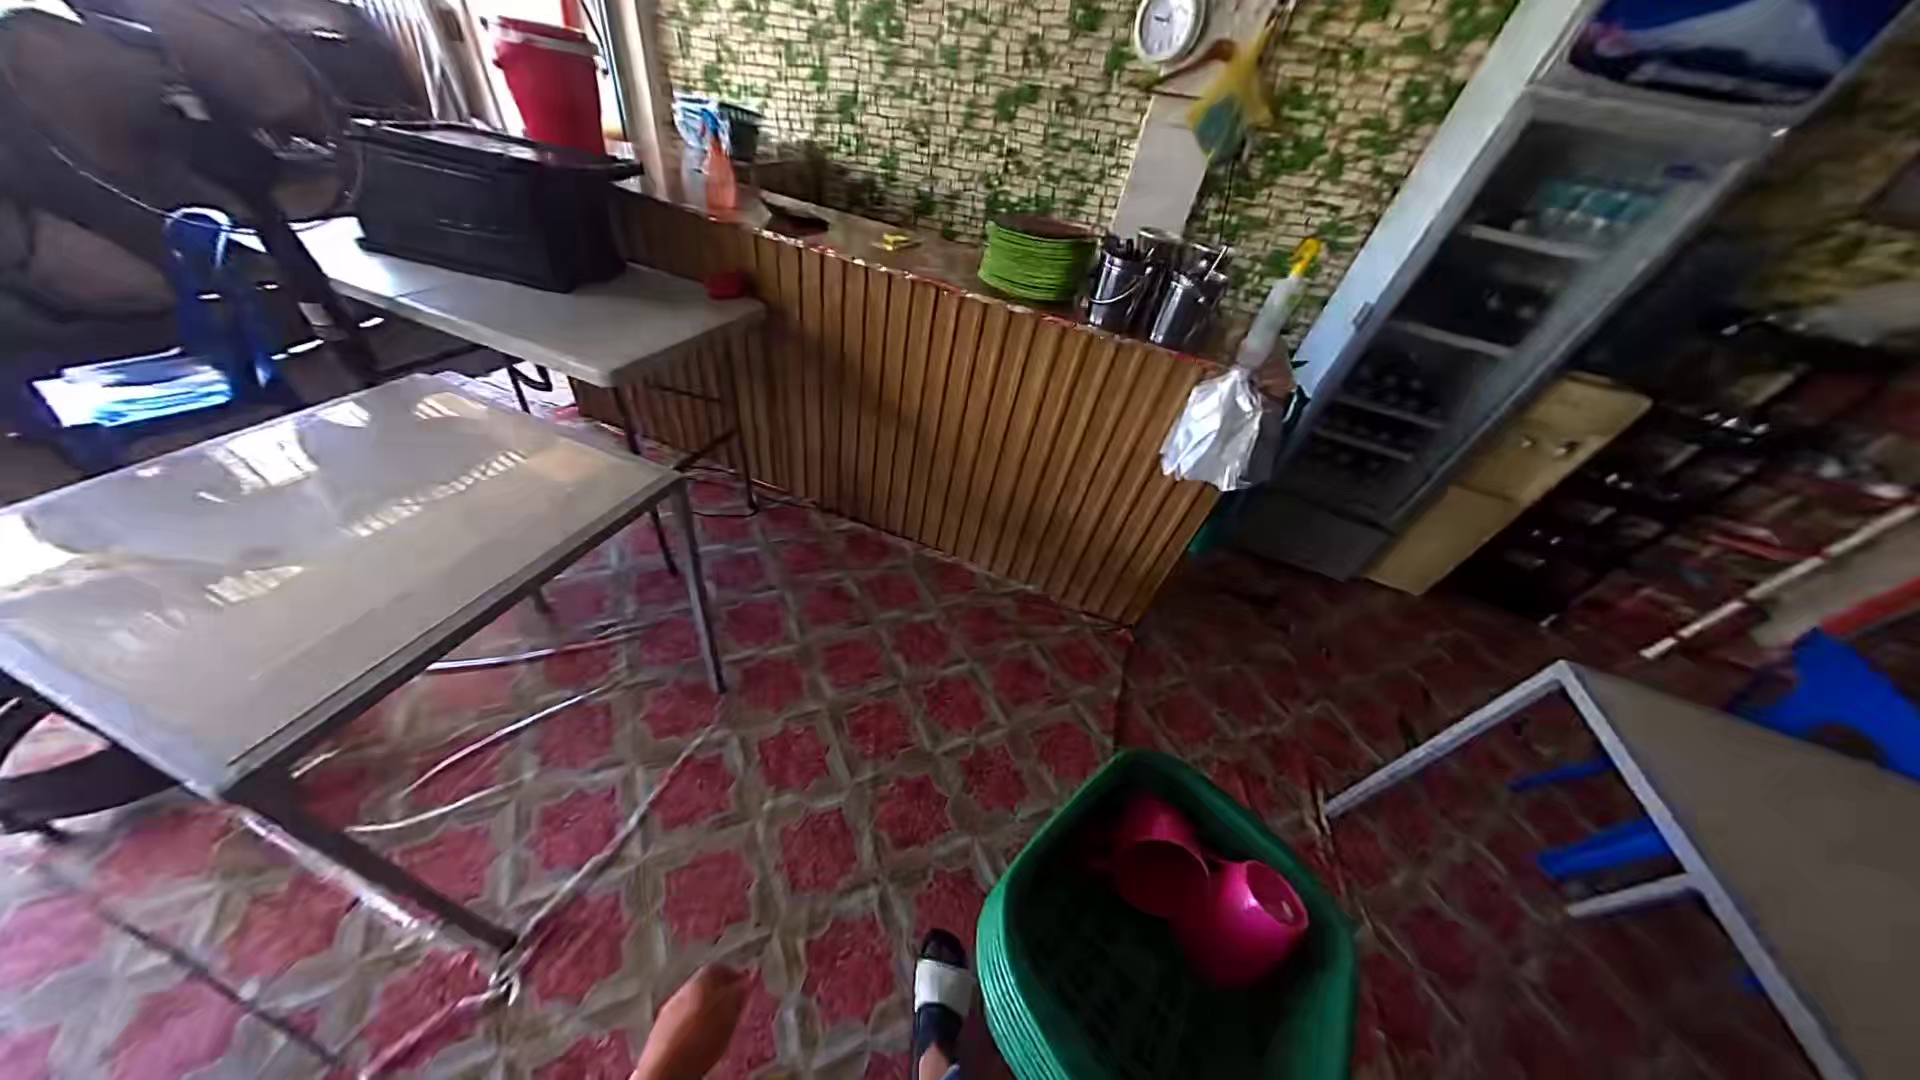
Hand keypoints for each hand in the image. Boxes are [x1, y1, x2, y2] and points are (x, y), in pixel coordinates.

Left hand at [630, 965, 749, 1079]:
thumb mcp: (732, 1010)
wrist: (666, 1070)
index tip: (746, 987)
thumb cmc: (703, 1035)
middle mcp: (682, 990)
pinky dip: (693, 1030)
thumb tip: (753, 974)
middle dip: (719, 996)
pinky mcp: (658, 1037)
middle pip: (704, 987)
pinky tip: (700, 1043)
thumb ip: (743, 990)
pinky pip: (682, 1025)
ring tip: (718, 1029)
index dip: (735, 977)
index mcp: (701, 978)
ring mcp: (668, 1013)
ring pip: (692, 1006)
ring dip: (705, 1013)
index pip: (721, 967)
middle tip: (733, 1009)